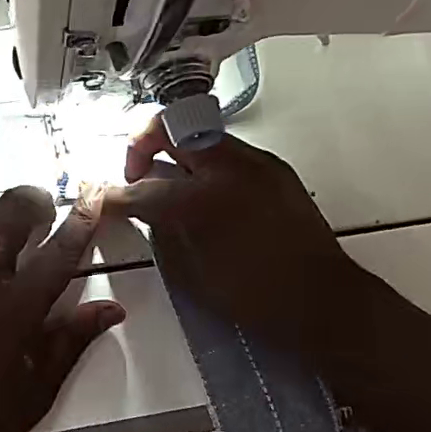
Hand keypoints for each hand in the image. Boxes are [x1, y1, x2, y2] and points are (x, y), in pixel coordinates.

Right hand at [102, 116, 365, 337]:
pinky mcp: (274, 170)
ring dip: (174, 151)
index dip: (117, 195)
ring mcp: (255, 163)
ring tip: (168, 183)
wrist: (325, 303)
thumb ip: (161, 230)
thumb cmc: (256, 298)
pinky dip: (204, 163)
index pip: (143, 188)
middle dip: (141, 145)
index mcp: (201, 201)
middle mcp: (228, 168)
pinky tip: (203, 192)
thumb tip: (143, 210)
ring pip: (198, 134)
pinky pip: (226, 151)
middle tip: (135, 174)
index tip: (106, 199)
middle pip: (169, 128)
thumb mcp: (192, 272)